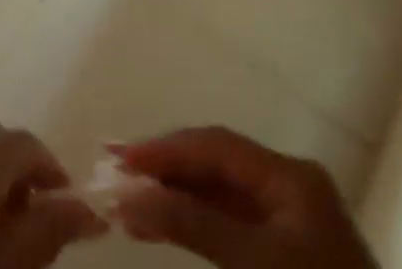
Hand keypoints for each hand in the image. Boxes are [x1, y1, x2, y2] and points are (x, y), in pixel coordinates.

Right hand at [108, 127, 375, 268]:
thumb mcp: (253, 260)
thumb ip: (192, 224)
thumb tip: (127, 196)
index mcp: (290, 175)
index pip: (216, 145)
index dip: (164, 148)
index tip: (117, 158)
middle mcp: (289, 185)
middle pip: (216, 163)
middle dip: (164, 168)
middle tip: (111, 170)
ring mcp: (288, 217)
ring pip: (218, 193)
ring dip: (172, 195)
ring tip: (126, 202)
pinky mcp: (283, 248)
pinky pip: (227, 220)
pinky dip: (192, 220)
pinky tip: (160, 226)